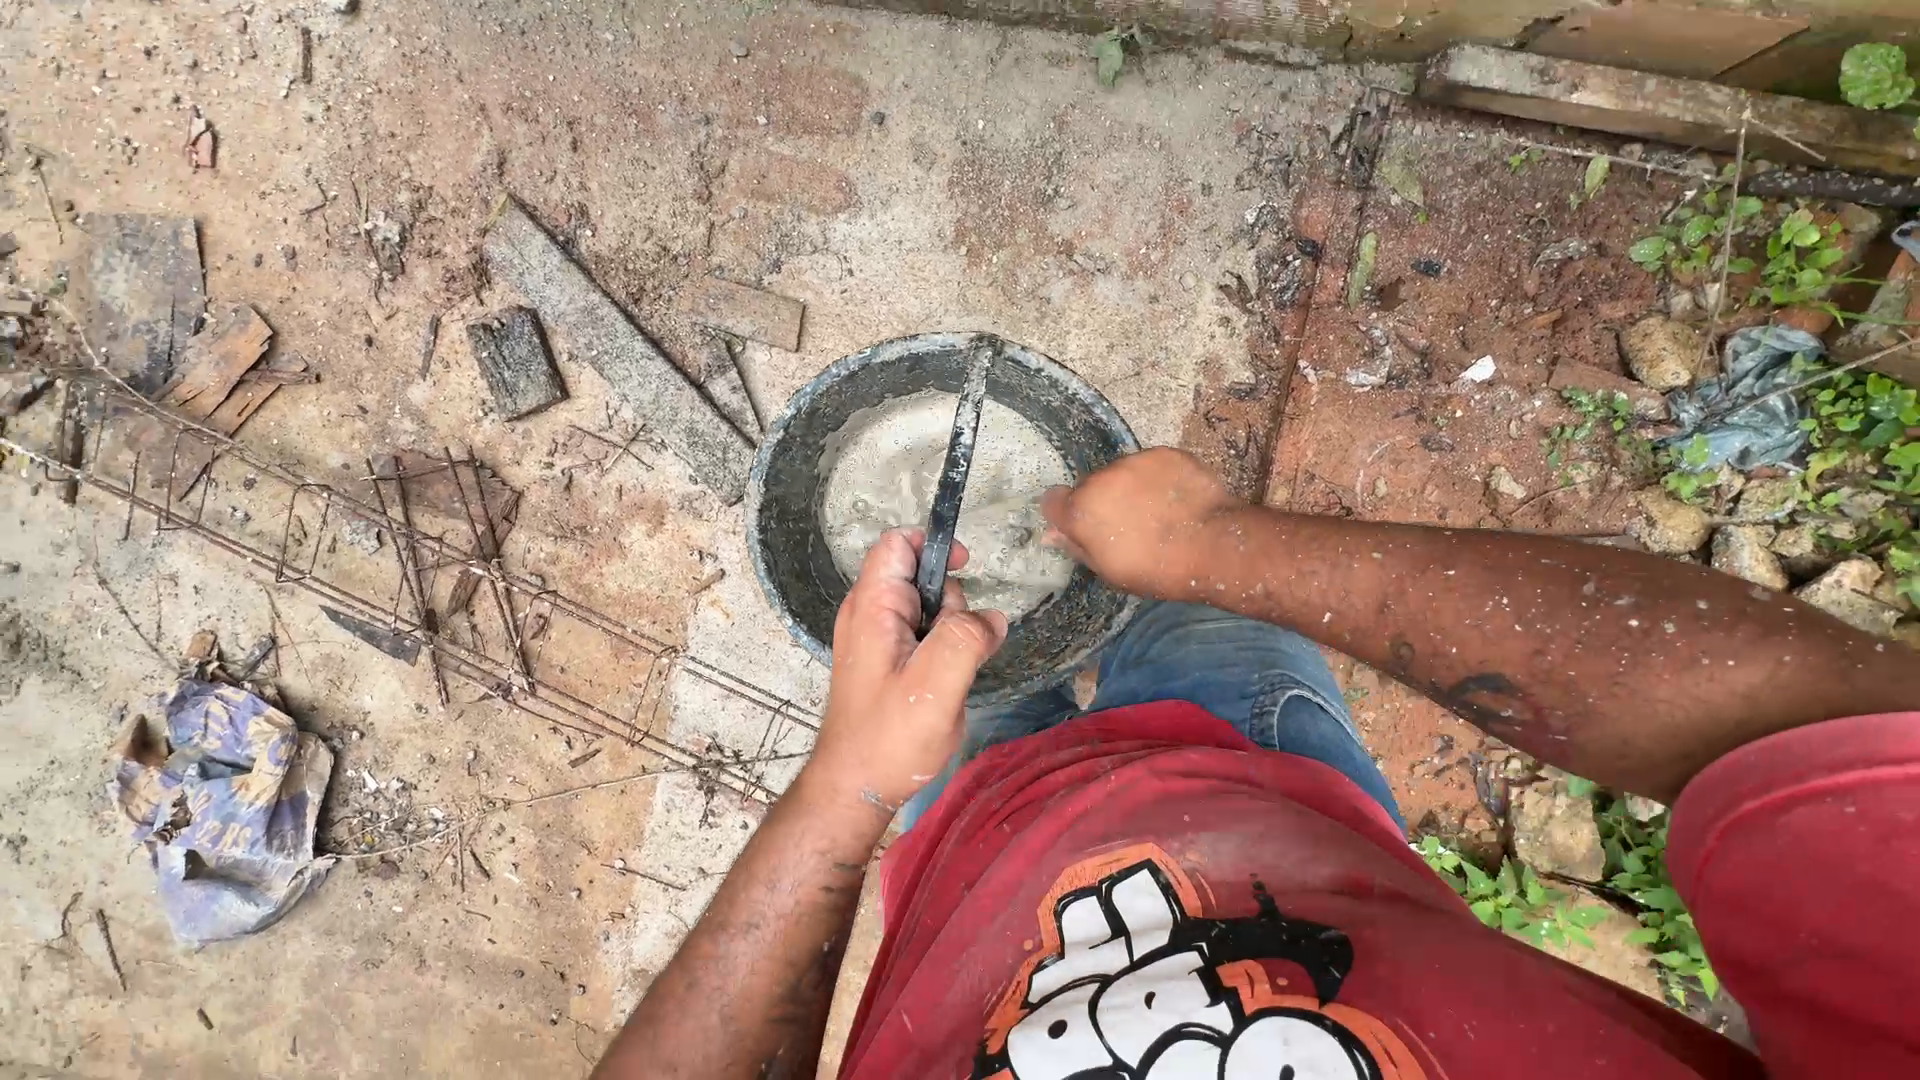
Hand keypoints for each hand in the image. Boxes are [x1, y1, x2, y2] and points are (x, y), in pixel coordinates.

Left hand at [804, 528, 1009, 814]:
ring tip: (947, 676)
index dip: (935, 546)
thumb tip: (991, 618)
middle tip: (955, 648)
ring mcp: (875, 639)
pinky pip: (922, 638)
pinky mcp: (884, 662)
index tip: (967, 570)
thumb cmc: (890, 737)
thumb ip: (966, 638)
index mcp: (872, 605)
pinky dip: (941, 652)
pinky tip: (943, 686)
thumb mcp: (937, 684)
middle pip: (920, 576)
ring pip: (927, 610)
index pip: (898, 543)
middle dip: (951, 602)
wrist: (855, 787)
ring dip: (950, 633)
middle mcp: (868, 614)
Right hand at [1041, 447, 1243, 596]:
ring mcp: (1133, 462)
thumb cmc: (1157, 569)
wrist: (1213, 545)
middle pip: (1089, 486)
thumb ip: (1076, 547)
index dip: (1065, 514)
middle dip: (1101, 502)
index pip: (1052, 501)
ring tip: (1157, 512)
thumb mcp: (1109, 571)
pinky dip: (1157, 478)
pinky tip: (1176, 498)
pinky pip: (1150, 464)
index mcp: (1081, 511)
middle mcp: (1100, 479)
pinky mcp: (1163, 453)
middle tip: (1129, 525)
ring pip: (1120, 473)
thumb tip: (1051, 534)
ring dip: (1129, 487)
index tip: (1084, 527)